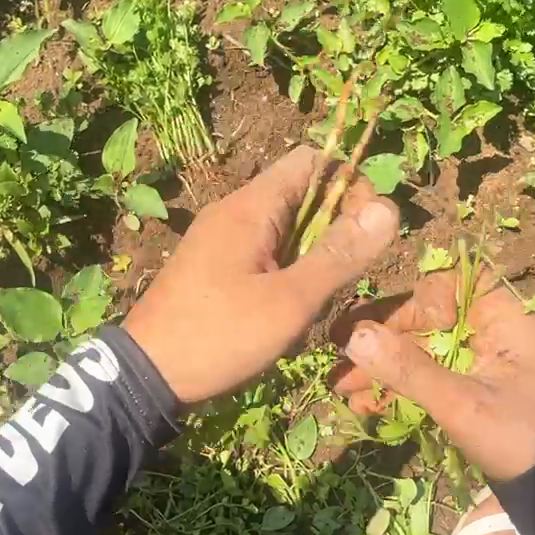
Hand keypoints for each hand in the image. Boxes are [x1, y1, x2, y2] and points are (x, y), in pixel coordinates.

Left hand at [123, 147, 398, 404]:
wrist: (146, 374)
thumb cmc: (219, 335)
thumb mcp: (289, 301)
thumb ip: (339, 256)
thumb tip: (388, 208)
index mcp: (250, 207)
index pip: (312, 161)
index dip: (350, 184)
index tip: (366, 231)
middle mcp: (233, 212)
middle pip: (301, 195)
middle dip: (333, 229)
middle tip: (341, 277)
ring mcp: (219, 239)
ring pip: (285, 229)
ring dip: (310, 259)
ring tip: (311, 302)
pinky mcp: (212, 266)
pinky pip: (263, 253)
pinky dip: (284, 274)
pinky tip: (285, 313)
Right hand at [331, 272, 534, 479]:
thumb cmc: (526, 436)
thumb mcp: (463, 404)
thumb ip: (408, 369)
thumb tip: (353, 337)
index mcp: (506, 319)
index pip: (454, 283)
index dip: (420, 300)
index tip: (394, 329)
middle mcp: (495, 333)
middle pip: (429, 320)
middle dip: (384, 342)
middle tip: (342, 365)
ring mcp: (486, 365)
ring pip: (426, 352)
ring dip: (387, 370)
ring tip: (346, 393)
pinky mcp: (478, 393)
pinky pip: (434, 379)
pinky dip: (405, 390)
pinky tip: (369, 407)